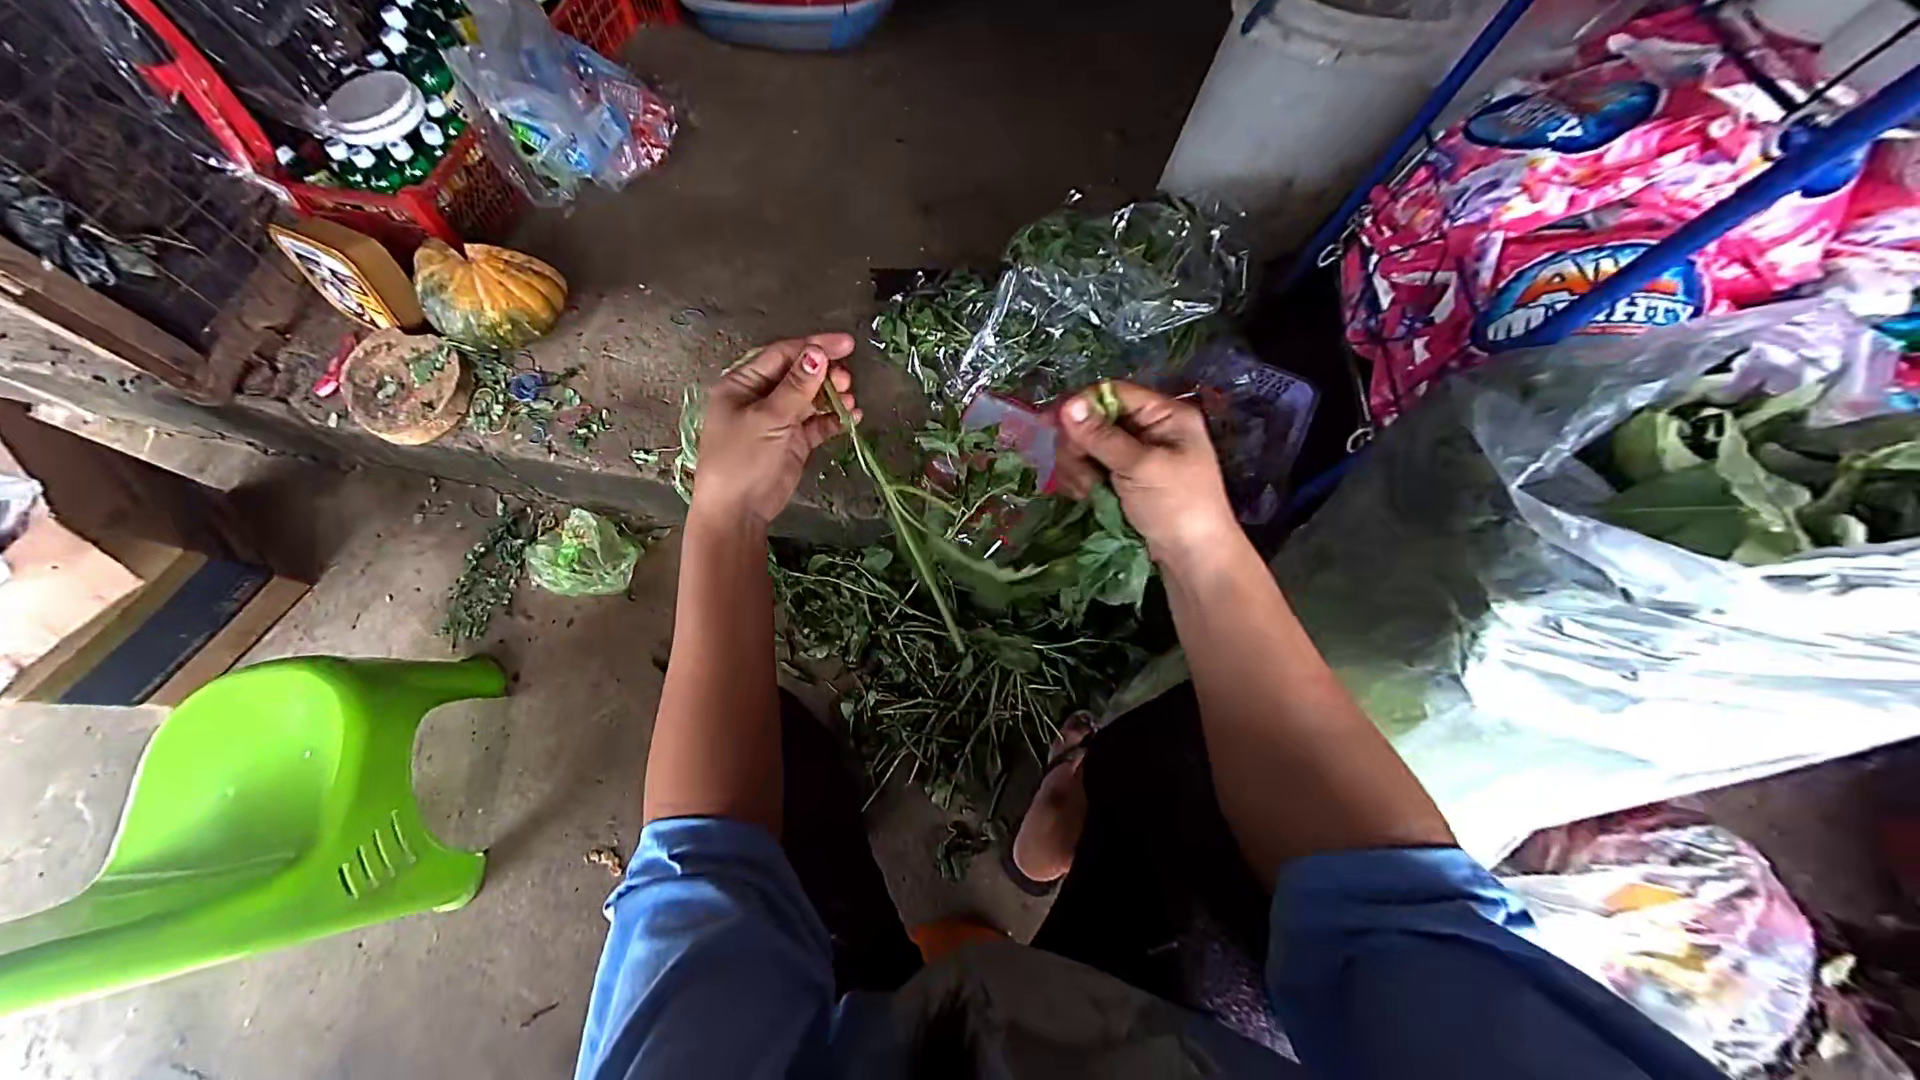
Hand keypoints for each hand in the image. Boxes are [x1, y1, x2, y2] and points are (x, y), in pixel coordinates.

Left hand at [692, 333, 859, 528]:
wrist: (737, 511)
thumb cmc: (742, 459)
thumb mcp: (769, 418)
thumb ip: (797, 386)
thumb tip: (818, 353)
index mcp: (743, 384)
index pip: (783, 355)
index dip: (814, 347)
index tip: (847, 344)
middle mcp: (760, 397)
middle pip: (799, 375)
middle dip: (826, 374)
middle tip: (847, 381)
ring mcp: (777, 420)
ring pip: (811, 398)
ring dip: (832, 396)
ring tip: (850, 401)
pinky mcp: (792, 441)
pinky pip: (817, 423)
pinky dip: (833, 419)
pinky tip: (851, 418)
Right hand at [1054, 380, 1238, 566]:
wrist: (1194, 559)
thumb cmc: (1177, 506)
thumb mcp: (1140, 467)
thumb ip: (1101, 437)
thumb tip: (1067, 405)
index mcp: (1164, 415)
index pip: (1113, 393)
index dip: (1082, 406)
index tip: (1053, 425)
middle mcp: (1148, 430)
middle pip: (1094, 420)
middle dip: (1080, 446)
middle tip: (1080, 473)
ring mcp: (1134, 456)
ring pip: (1087, 447)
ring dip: (1079, 468)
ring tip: (1087, 492)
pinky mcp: (1122, 480)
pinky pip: (1090, 469)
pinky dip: (1082, 481)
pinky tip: (1086, 497)